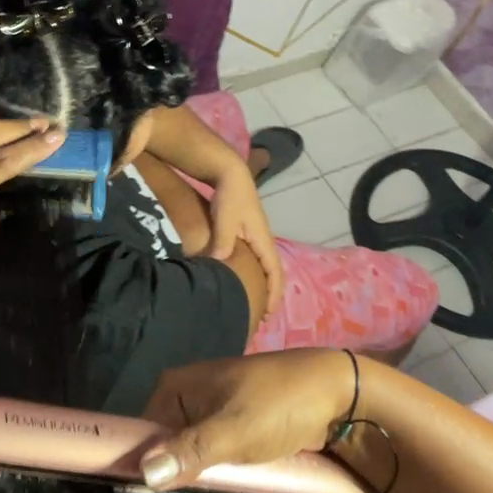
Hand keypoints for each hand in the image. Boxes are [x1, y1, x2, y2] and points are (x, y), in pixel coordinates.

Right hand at [138, 350, 352, 492]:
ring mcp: (215, 431)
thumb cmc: (280, 403)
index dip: (162, 490)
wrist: (341, 398)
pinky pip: (230, 487)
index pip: (148, 448)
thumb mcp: (234, 429)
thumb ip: (190, 453)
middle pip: (177, 474)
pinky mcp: (240, 449)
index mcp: (176, 395)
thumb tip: (143, 476)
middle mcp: (188, 412)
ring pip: (206, 487)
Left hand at [206, 170, 283, 315]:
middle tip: (261, 317)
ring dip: (264, 285)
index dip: (273, 295)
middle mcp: (264, 241)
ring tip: (254, 303)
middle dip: (271, 295)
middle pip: (274, 273)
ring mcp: (257, 237)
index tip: (267, 314)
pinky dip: (256, 274)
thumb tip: (218, 264)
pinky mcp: (248, 233)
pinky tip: (243, 279)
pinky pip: (257, 259)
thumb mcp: (225, 220)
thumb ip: (223, 242)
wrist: (230, 175)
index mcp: (263, 241)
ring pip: (266, 266)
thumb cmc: (229, 198)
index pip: (274, 273)